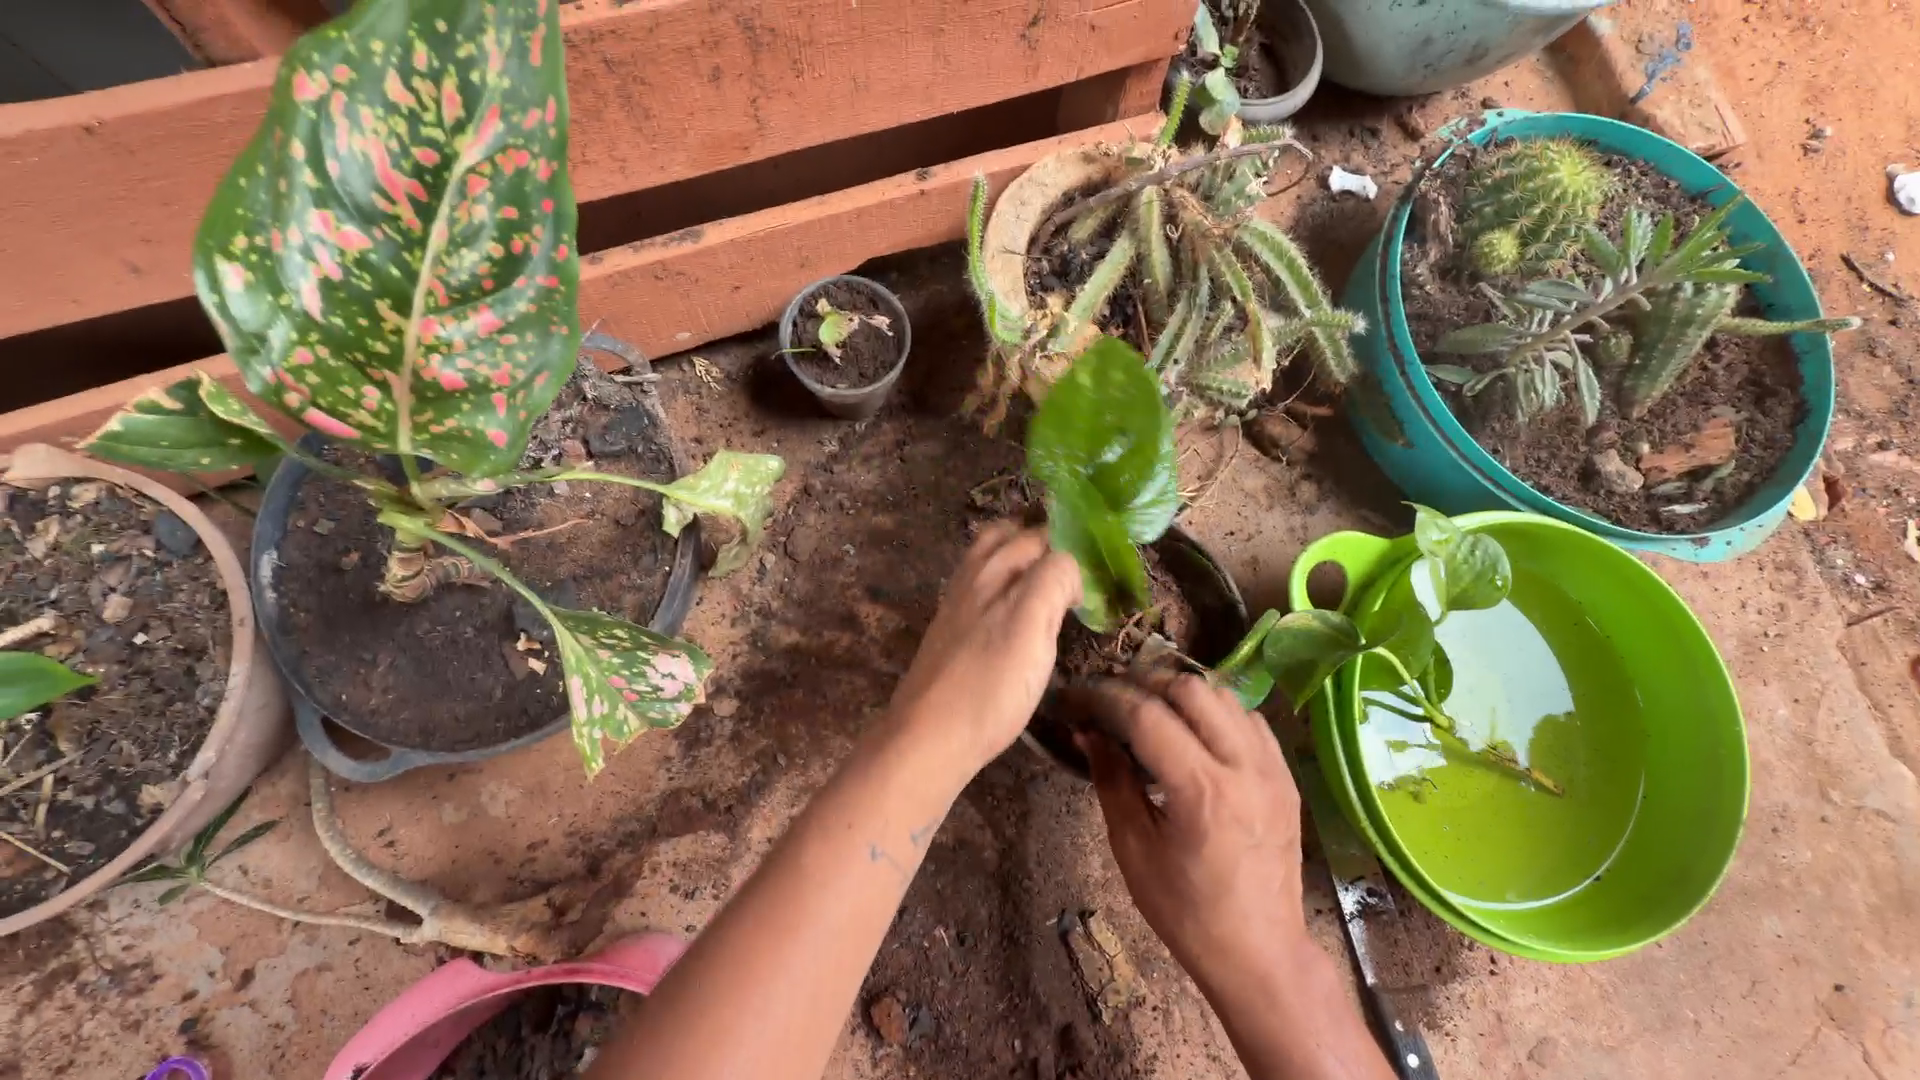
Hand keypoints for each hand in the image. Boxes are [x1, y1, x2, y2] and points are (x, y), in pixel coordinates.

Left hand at [886, 522, 1081, 772]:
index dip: (1069, 548)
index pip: (1038, 535)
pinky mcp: (949, 634)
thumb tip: (1068, 567)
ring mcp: (956, 607)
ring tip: (1048, 588)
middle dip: (1039, 542)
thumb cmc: (989, 685)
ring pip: (988, 562)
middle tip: (1073, 572)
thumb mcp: (1032, 627)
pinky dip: (1002, 589)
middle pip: (1006, 538)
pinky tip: (1016, 618)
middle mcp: (971, 580)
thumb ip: (1052, 582)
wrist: (929, 737)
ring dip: (1017, 561)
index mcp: (992, 571)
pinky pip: (979, 592)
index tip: (1094, 575)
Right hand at [1073, 672, 1307, 997]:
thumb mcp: (1133, 849)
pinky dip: (1215, 711)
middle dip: (1141, 682)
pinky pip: (1249, 719)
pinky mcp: (1285, 776)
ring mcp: (1272, 769)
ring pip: (1223, 695)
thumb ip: (1111, 780)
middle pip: (1189, 688)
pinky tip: (1193, 731)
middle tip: (1110, 697)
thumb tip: (1088, 731)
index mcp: (1202, 791)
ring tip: (1148, 708)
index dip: (1104, 697)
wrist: (1260, 953)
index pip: (1145, 715)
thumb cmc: (1186, 911)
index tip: (1077, 697)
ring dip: (1180, 692)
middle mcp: (1244, 767)